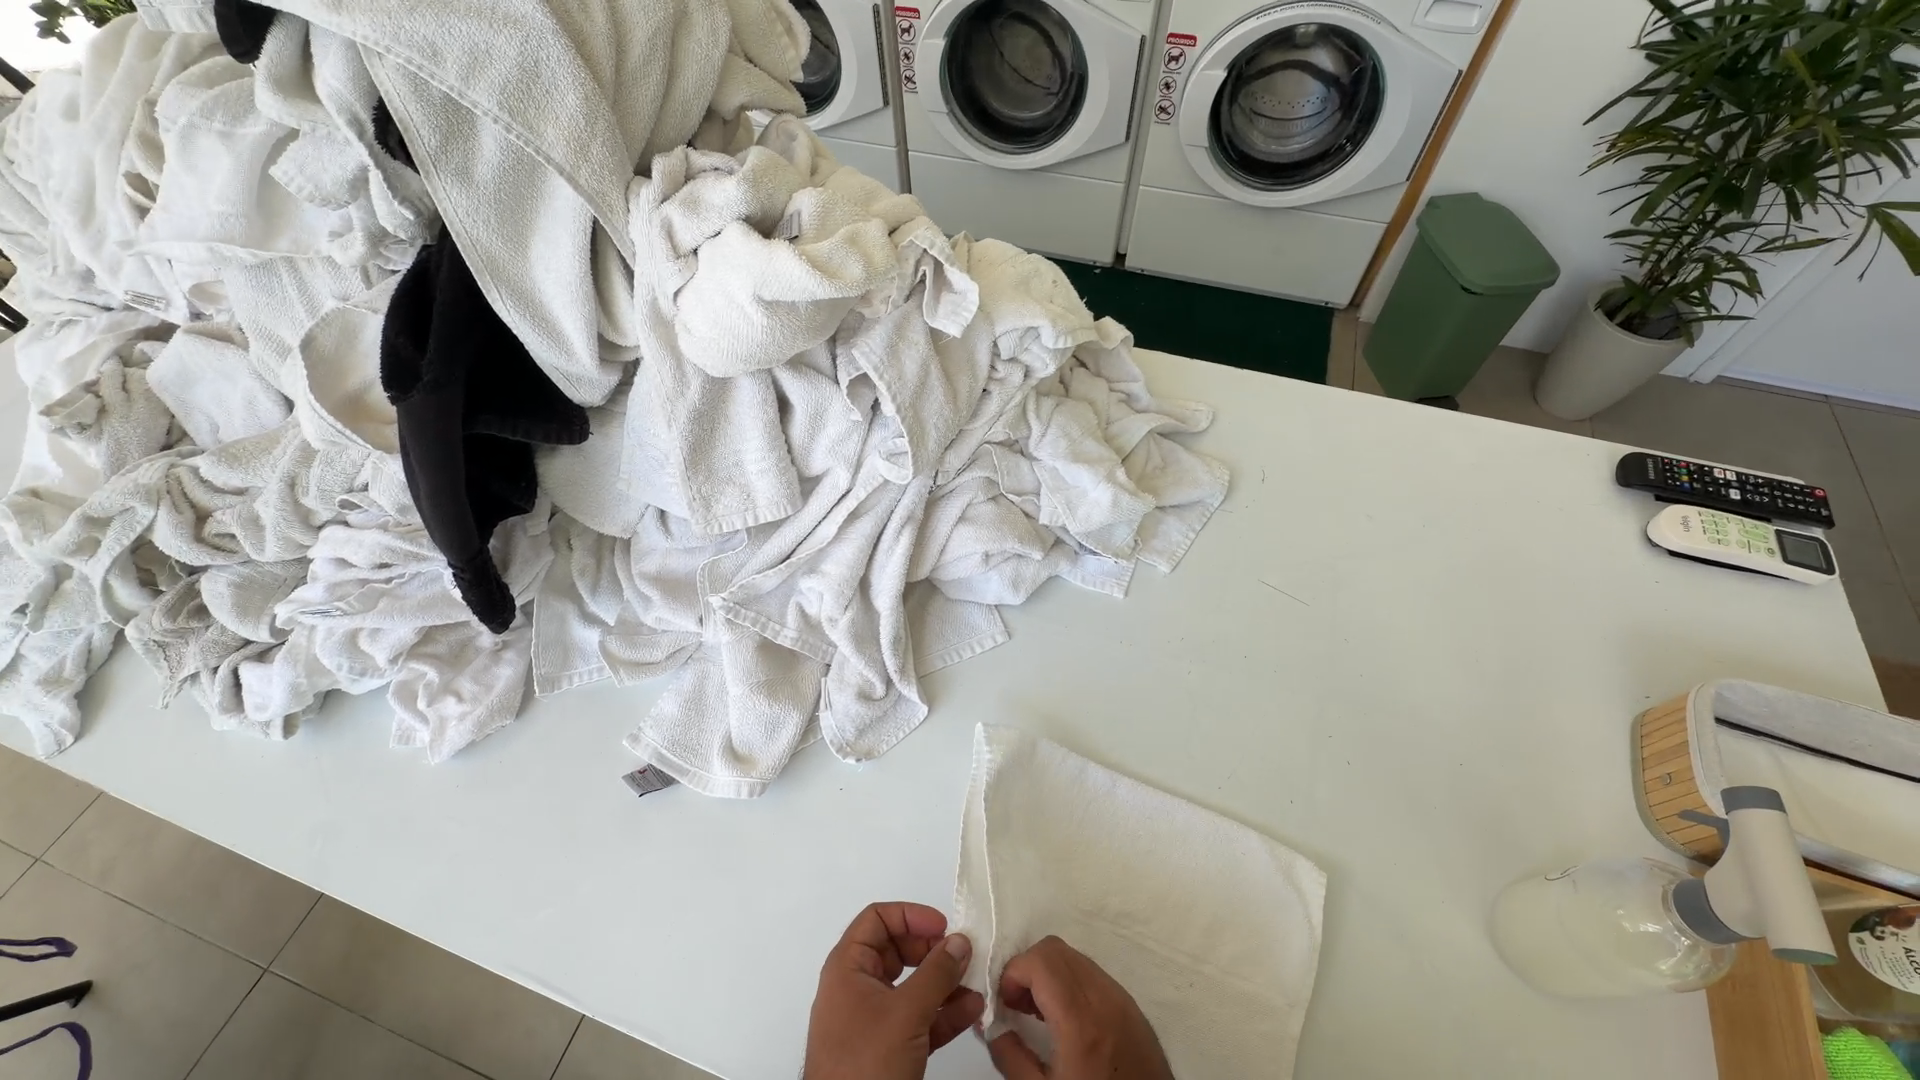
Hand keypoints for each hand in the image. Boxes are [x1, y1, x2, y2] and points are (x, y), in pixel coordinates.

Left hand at [803, 902, 983, 1079]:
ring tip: (976, 983)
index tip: (944, 927)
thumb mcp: (905, 1013)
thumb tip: (960, 940)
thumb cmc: (866, 1060)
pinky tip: (971, 1011)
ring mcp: (873, 1018)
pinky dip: (944, 1013)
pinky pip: (919, 1018)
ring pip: (913, 986)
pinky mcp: (889, 1047)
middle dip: (933, 952)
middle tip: (963, 956)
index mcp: (849, 967)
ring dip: (945, 983)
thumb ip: (936, 974)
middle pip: (899, 951)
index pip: (877, 919)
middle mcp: (859, 986)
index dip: (910, 916)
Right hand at [986, 936, 1173, 1079]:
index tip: (1004, 1004)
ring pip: (1074, 957)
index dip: (1012, 974)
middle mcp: (1104, 997)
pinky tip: (1065, 1018)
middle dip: (1027, 969)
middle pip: (1054, 949)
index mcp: (1081, 1019)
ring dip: (1048, 973)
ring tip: (1039, 1013)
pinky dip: (1070, 982)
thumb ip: (1009, 1057)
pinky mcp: (1132, 1006)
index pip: (1039, 960)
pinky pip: (1092, 973)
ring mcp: (1122, 998)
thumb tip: (990, 1025)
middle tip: (1017, 1005)